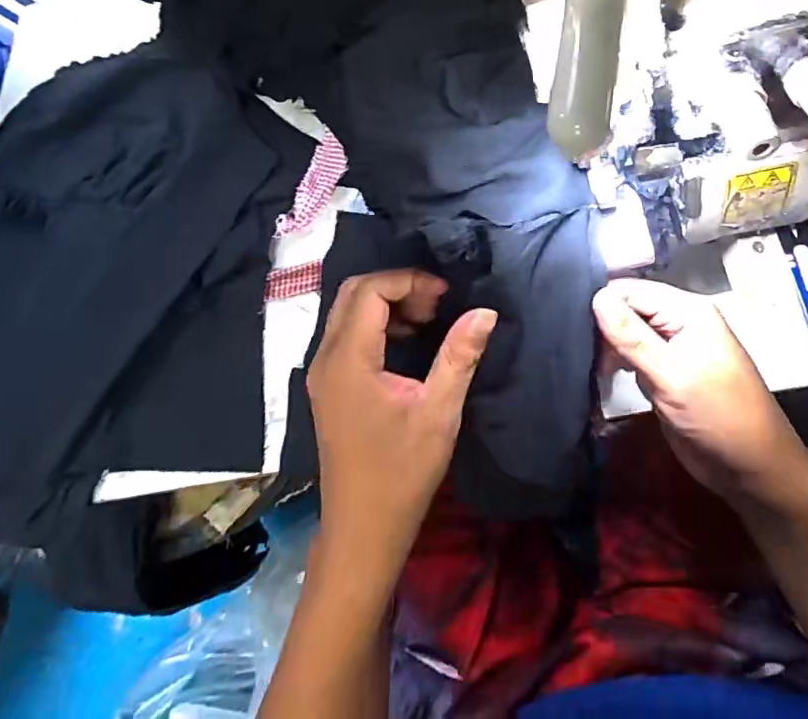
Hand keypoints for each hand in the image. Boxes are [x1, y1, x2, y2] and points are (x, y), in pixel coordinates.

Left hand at [307, 270, 496, 566]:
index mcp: (349, 360)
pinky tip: (407, 341)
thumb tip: (485, 312)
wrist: (362, 527)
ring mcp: (322, 372)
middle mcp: (326, 358)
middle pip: (353, 292)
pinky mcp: (328, 385)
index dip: (409, 281)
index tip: (445, 297)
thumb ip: (460, 355)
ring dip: (386, 303)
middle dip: (397, 286)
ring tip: (427, 319)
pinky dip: (376, 323)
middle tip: (437, 304)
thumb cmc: (401, 472)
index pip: (370, 290)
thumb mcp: (439, 412)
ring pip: (347, 312)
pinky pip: (346, 334)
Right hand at [594, 279, 807, 513]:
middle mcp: (679, 323)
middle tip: (576, 350)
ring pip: (627, 334)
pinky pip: (633, 358)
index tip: (572, 326)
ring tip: (585, 365)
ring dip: (606, 347)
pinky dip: (616, 365)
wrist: (751, 469)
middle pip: (629, 309)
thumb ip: (633, 337)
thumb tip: (597, 298)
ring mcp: (672, 349)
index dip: (603, 304)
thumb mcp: (672, 376)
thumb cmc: (719, 416)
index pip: (633, 291)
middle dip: (602, 326)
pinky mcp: (665, 374)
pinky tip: (598, 376)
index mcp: (688, 311)